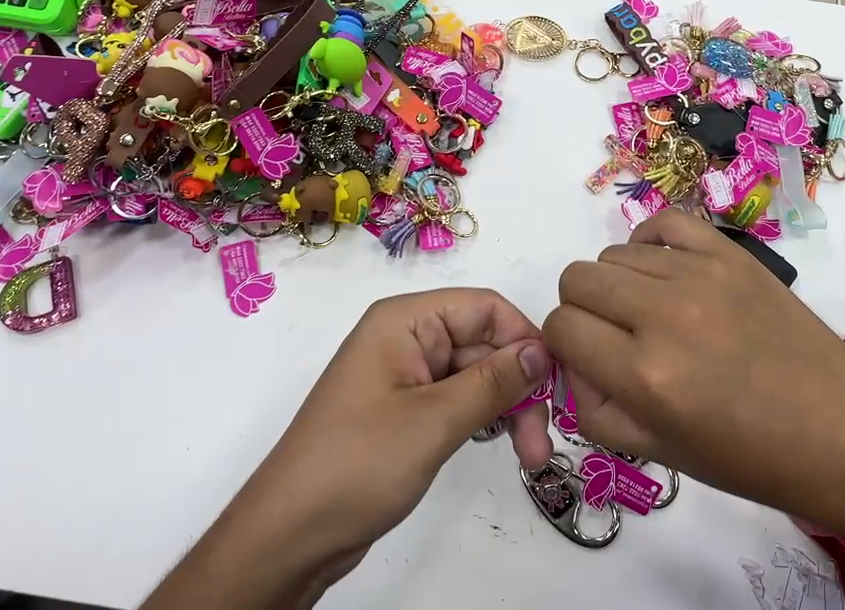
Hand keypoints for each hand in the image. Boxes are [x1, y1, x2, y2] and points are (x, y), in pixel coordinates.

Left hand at [148, 289, 552, 609]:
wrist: (289, 535)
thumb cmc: (356, 466)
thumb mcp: (433, 422)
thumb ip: (493, 382)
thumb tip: (543, 351)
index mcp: (404, 320)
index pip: (485, 307)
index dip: (525, 340)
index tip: (555, 389)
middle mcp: (405, 337)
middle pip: (484, 342)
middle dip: (519, 386)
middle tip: (542, 444)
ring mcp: (404, 374)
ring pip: (476, 373)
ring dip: (507, 407)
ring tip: (529, 456)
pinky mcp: (405, 408)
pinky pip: (458, 397)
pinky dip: (483, 418)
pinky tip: (500, 445)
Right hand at [542, 209, 844, 516]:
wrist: (843, 432)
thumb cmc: (751, 457)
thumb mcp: (659, 451)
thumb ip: (594, 408)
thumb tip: (573, 360)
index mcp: (645, 375)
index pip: (560, 327)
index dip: (564, 346)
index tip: (590, 359)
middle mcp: (666, 314)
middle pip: (577, 278)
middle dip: (582, 310)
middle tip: (616, 337)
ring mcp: (702, 274)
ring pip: (615, 252)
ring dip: (619, 283)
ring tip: (654, 313)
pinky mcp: (731, 253)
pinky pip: (664, 221)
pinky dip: (650, 243)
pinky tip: (665, 271)